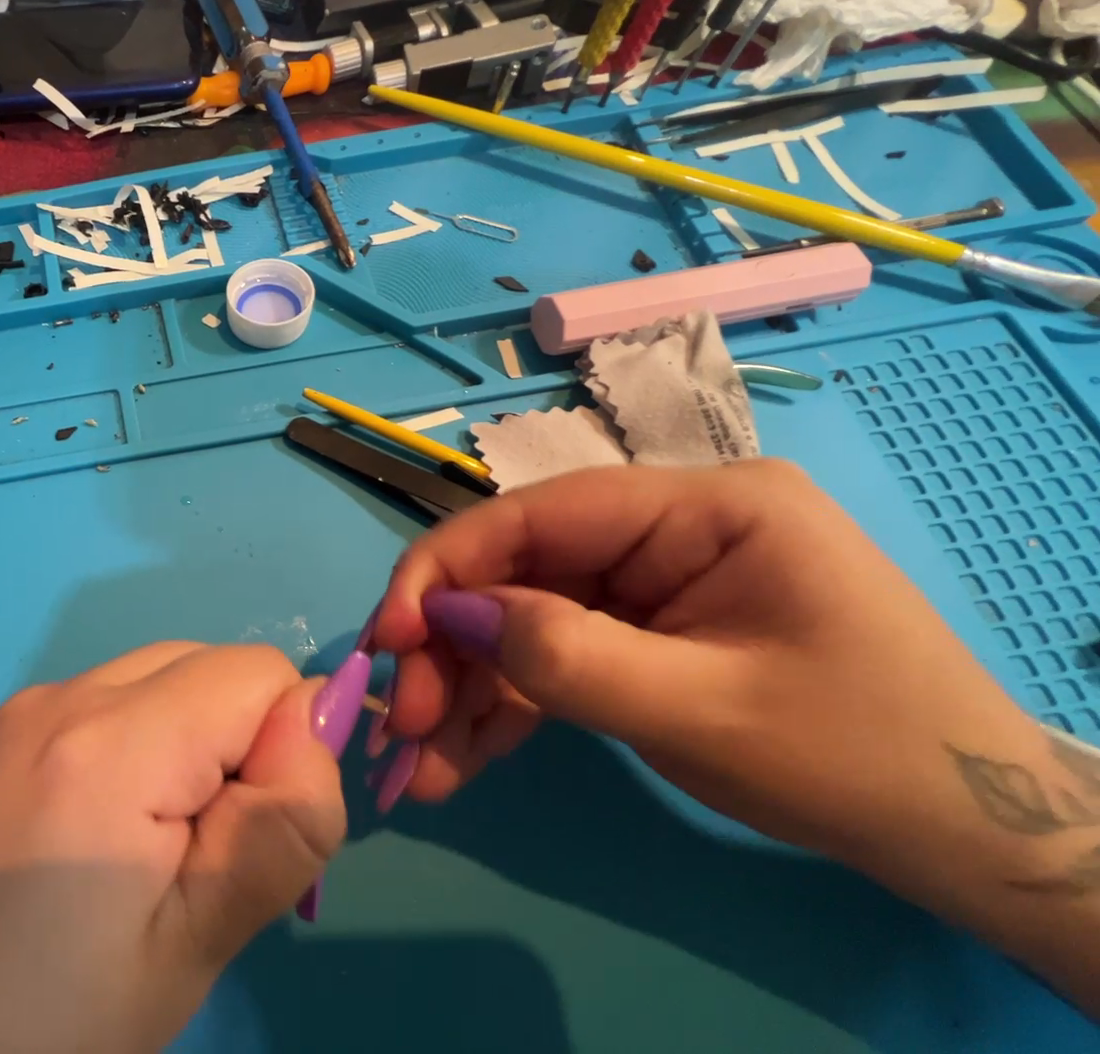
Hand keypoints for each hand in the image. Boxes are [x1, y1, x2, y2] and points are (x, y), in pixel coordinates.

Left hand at [0, 643, 344, 1052]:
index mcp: (111, 742)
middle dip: (245, 739)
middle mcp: (68, 692)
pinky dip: (155, 739)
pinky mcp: (18, 722)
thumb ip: (279, 825)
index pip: (257, 673)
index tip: (251, 836)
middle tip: (206, 849)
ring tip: (162, 840)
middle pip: (213, 665)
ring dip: (200, 740)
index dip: (286, 745)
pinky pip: (126, 696)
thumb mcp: (197, 940)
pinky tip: (120, 821)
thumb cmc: (61, 1011)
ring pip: (172, 675)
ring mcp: (35, 701)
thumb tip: (320, 717)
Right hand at [371, 460, 1051, 884]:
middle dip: (448, 653)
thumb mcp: (701, 710)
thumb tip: (445, 616)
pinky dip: (497, 711)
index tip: (384, 640)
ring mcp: (642, 587)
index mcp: (700, 509)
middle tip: (400, 730)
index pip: (536, 515)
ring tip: (417, 769)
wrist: (962, 838)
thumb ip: (564, 656)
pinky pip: (543, 662)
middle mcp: (660, 533)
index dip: (444, 570)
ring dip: (460, 694)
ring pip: (515, 625)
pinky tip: (455, 762)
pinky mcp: (630, 636)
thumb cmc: (856, 757)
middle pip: (514, 575)